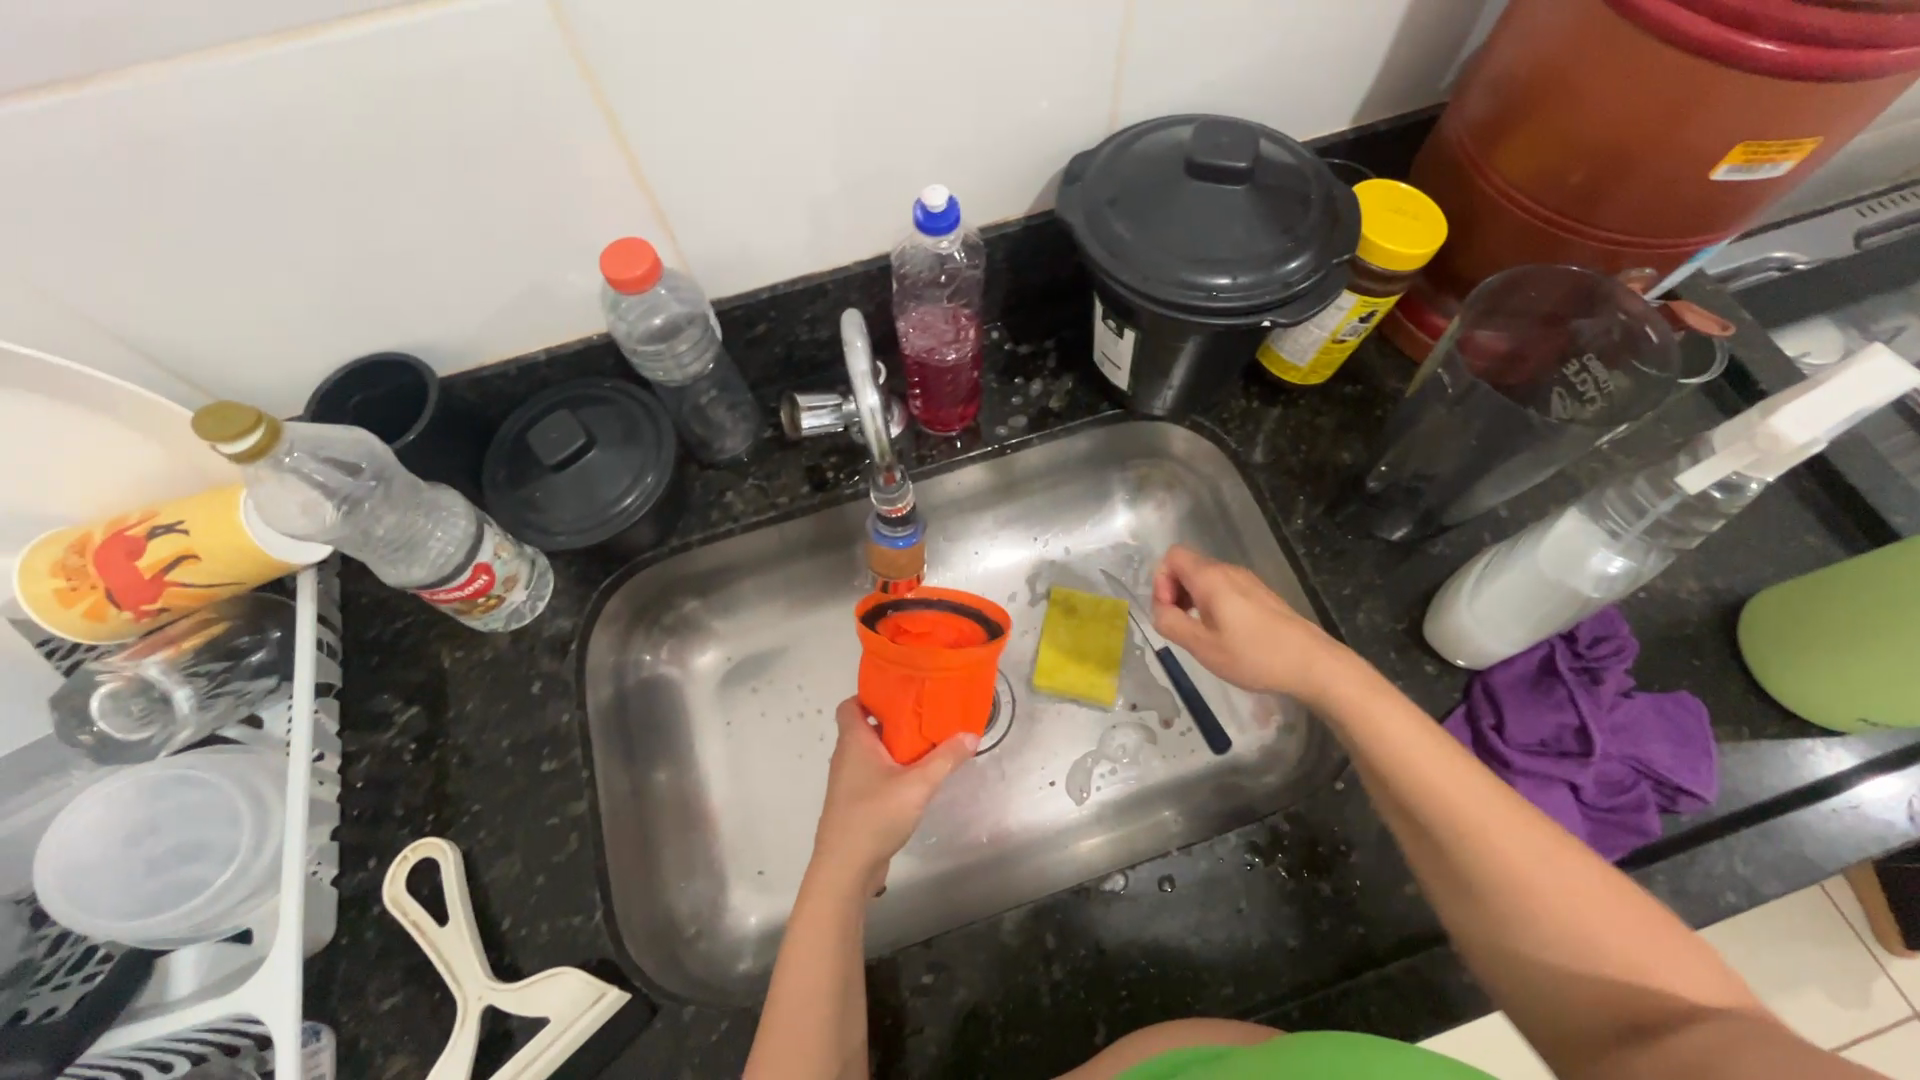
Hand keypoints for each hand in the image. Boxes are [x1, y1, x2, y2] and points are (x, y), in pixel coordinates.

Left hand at [811, 698, 975, 895]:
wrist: (845, 867)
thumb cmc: (875, 815)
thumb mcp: (918, 784)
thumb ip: (946, 758)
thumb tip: (972, 734)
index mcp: (854, 741)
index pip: (851, 705)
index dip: (871, 696)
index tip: (902, 695)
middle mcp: (846, 756)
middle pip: (865, 727)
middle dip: (894, 722)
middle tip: (925, 718)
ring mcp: (847, 782)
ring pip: (870, 754)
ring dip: (894, 749)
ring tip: (926, 747)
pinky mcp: (853, 803)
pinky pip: (872, 775)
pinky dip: (890, 771)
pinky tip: (915, 781)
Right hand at [1151, 545, 1353, 704]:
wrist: (1312, 663)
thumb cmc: (1253, 655)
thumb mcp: (1202, 646)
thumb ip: (1171, 624)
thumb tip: (1160, 610)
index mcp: (1211, 578)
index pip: (1172, 557)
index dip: (1161, 582)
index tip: (1170, 613)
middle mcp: (1228, 571)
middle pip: (1188, 566)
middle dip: (1174, 593)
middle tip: (1183, 627)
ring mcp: (1248, 581)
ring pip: (1206, 579)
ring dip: (1193, 601)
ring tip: (1202, 634)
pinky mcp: (1260, 594)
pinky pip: (1224, 589)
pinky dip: (1212, 605)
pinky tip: (1225, 635)